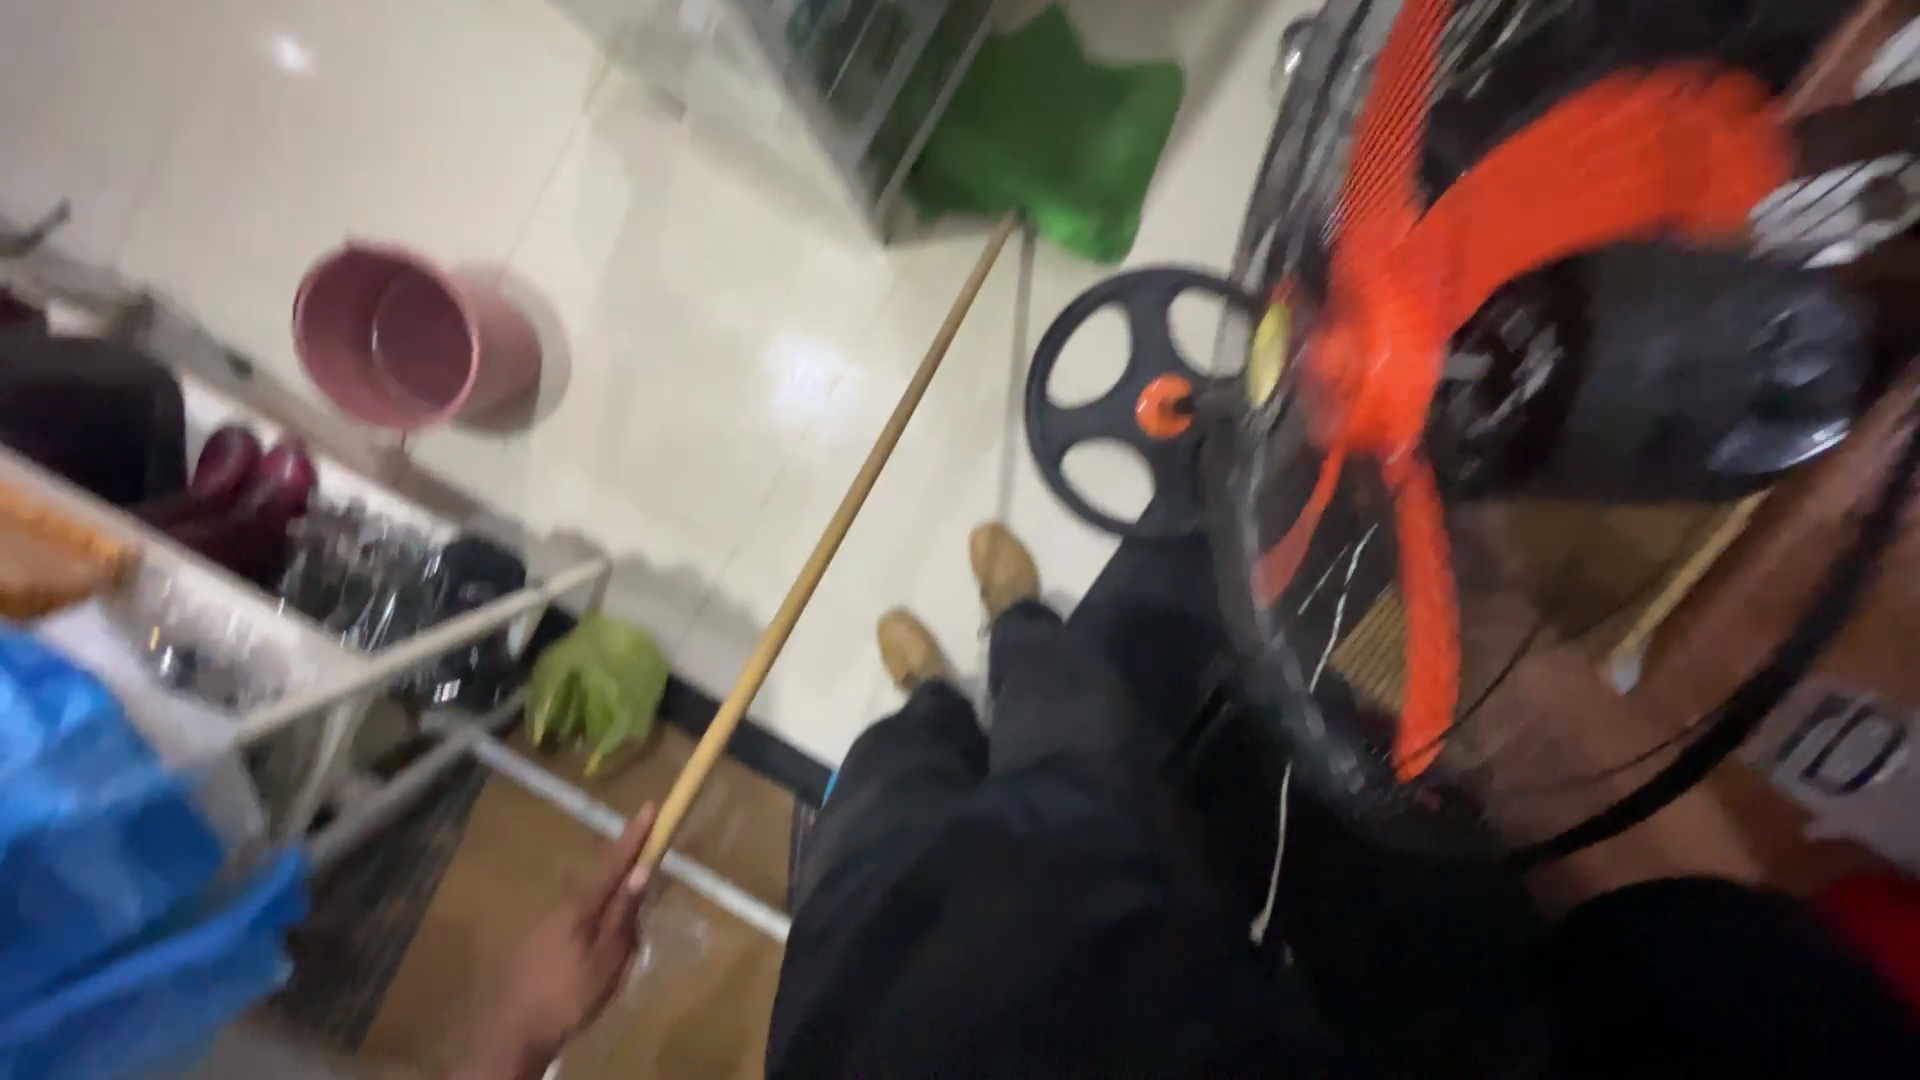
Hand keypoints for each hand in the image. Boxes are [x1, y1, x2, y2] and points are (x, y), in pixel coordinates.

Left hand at [454, 805, 657, 1079]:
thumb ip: (624, 914)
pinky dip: (588, 944)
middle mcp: (561, 908)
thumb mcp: (608, 959)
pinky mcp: (533, 949)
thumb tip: (642, 870)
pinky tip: (584, 978)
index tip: (650, 806)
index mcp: (582, 907)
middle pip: (604, 890)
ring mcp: (543, 928)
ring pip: (588, 915)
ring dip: (605, 930)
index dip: (635, 836)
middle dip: (624, 901)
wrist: (509, 1039)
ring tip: (608, 971)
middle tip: (632, 937)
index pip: (615, 862)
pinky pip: (573, 933)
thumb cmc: (568, 997)